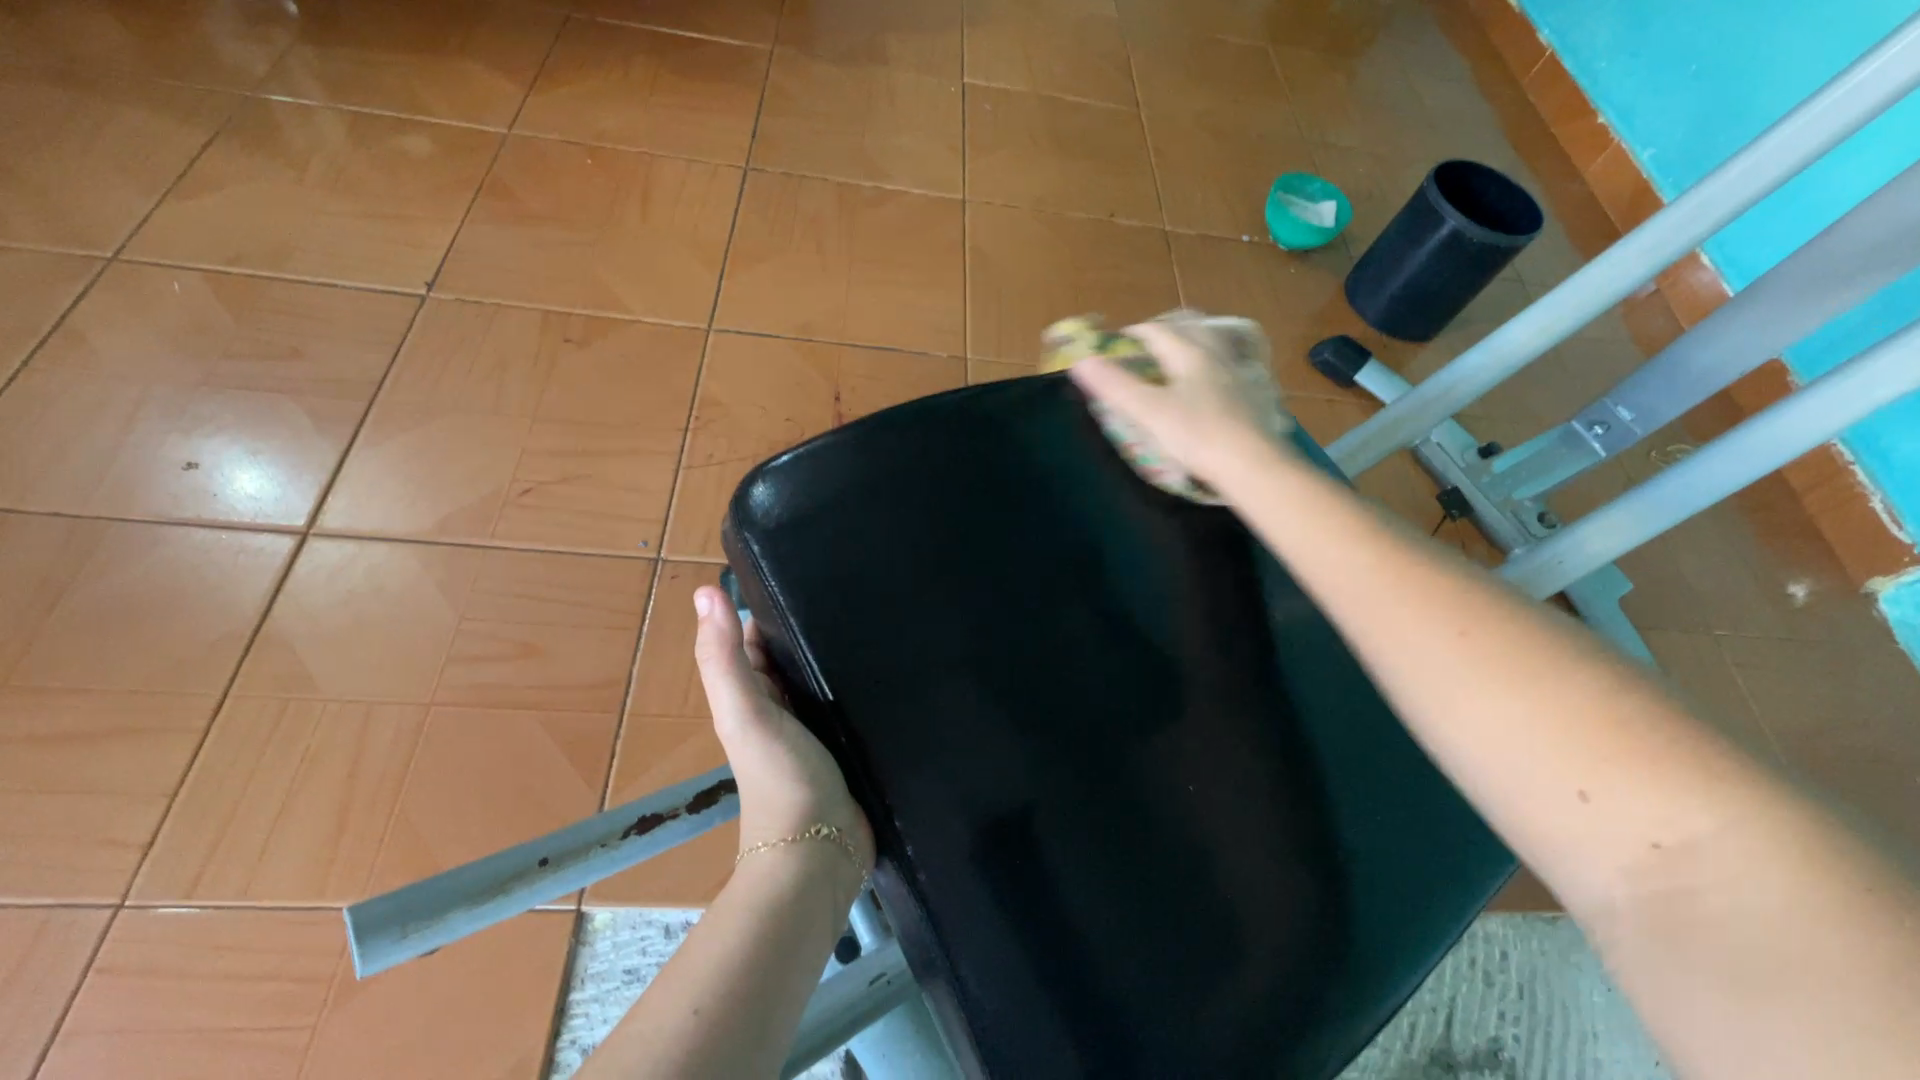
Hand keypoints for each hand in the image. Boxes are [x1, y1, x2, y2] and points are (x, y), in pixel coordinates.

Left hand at [692, 586, 874, 884]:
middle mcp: (782, 709)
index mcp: (753, 697)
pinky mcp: (850, 746)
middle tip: (858, 593)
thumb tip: (703, 591)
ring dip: (843, 657)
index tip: (808, 574)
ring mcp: (817, 730)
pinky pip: (853, 706)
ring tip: (880, 620)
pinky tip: (893, 668)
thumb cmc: (779, 777)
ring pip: (826, 680)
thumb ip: (725, 658)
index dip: (772, 608)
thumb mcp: (745, 712)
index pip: (758, 640)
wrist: (820, 851)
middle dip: (814, 629)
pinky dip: (864, 687)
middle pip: (794, 658)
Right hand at [1067, 320, 1290, 486]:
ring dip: (1191, 343)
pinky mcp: (1252, 396)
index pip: (1156, 330)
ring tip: (1175, 358)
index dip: (1131, 334)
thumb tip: (1079, 361)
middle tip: (1145, 346)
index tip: (1113, 345)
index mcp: (1189, 352)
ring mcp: (1238, 373)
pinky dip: (1210, 366)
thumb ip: (1115, 385)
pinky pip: (1227, 367)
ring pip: (1212, 344)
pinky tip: (1207, 385)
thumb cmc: (1197, 435)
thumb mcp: (1148, 412)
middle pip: (1189, 328)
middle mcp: (1216, 354)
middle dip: (1165, 330)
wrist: (1254, 465)